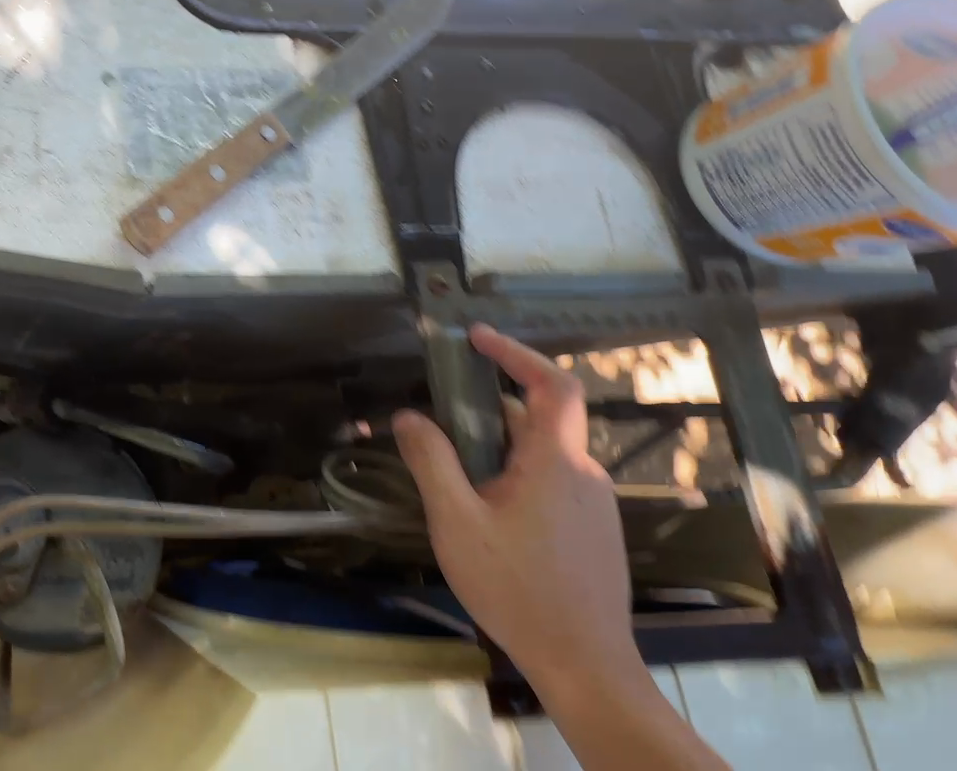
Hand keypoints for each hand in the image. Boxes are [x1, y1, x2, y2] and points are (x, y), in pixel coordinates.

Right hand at [393, 324, 636, 685]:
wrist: (583, 662)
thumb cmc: (516, 586)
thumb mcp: (456, 521)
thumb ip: (432, 461)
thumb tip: (409, 416)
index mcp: (555, 462)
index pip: (552, 386)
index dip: (517, 354)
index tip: (477, 339)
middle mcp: (583, 474)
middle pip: (540, 419)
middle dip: (489, 408)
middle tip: (441, 417)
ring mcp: (594, 505)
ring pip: (543, 454)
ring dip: (499, 446)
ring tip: (453, 473)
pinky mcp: (593, 531)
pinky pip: (551, 482)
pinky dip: (515, 473)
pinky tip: (485, 511)